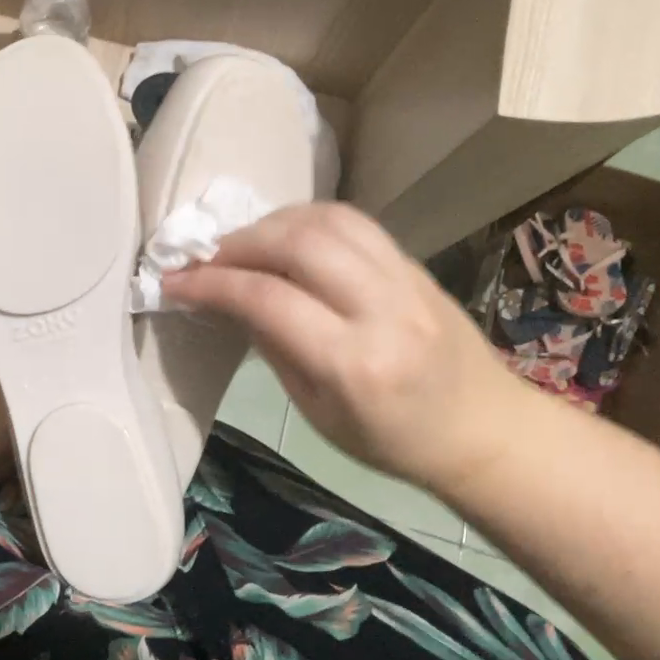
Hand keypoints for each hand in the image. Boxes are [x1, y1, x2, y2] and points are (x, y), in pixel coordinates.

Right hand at [163, 203, 533, 491]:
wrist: (486, 431)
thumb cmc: (391, 440)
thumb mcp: (316, 411)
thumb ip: (273, 347)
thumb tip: (229, 299)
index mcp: (354, 363)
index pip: (267, 299)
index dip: (210, 283)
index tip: (174, 282)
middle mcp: (383, 310)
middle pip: (297, 245)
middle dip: (237, 243)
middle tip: (203, 257)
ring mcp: (405, 280)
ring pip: (326, 220)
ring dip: (270, 223)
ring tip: (240, 243)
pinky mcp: (414, 264)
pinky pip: (352, 222)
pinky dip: (305, 219)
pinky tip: (283, 234)